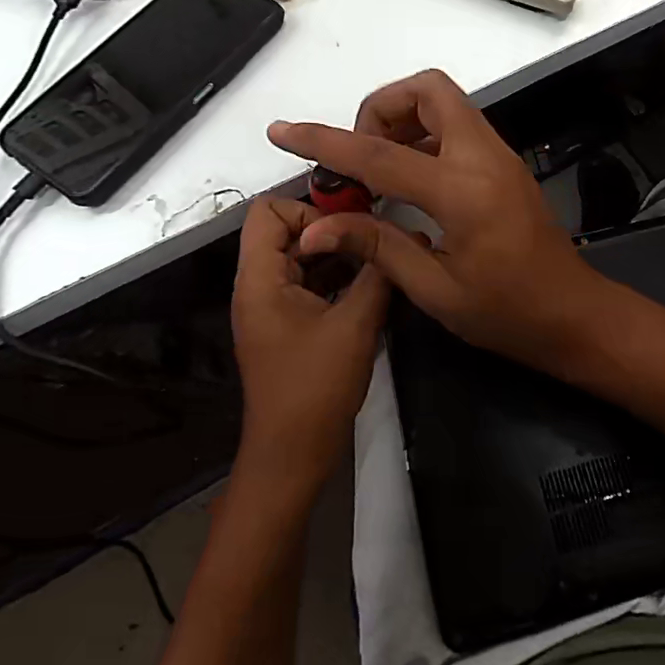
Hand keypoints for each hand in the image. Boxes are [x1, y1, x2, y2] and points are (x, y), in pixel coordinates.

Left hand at [230, 197, 389, 472]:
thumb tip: (406, 239)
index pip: (268, 211)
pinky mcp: (287, 325)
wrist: (291, 455)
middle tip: (378, 238)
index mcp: (260, 279)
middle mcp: (258, 286)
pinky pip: (308, 285)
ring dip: (338, 256)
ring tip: (381, 260)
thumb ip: (378, 275)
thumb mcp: (354, 326)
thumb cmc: (315, 389)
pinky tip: (372, 287)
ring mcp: (271, 307)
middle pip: (286, 232)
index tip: (352, 226)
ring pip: (301, 259)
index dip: (309, 208)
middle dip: (332, 231)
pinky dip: (336, 280)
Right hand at [266, 69, 606, 372]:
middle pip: (426, 90)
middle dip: (379, 109)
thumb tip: (315, 231)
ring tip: (378, 171)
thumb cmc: (507, 313)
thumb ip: (376, 246)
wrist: (573, 315)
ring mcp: (498, 156)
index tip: (283, 132)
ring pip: (443, 102)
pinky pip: (455, 126)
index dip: (324, 143)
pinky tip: (407, 180)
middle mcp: (483, 157)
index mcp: (462, 191)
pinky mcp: (502, 163)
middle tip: (359, 158)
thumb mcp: (434, 290)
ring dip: (401, 120)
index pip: (379, 155)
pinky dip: (422, 135)